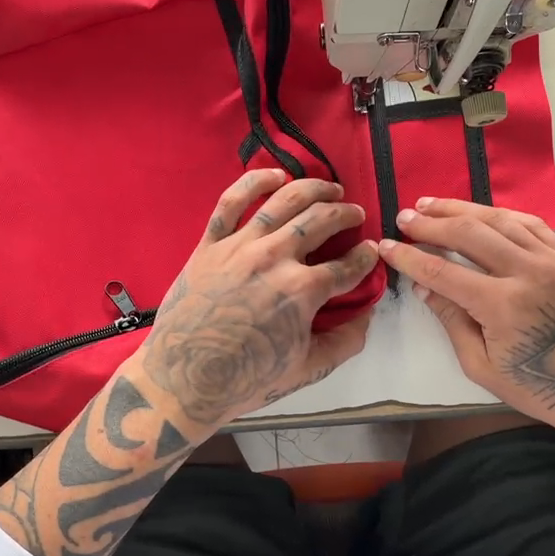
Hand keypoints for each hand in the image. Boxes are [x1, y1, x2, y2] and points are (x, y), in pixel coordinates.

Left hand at [139, 169, 379, 430]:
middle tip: (355, 214)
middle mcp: (275, 258)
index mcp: (303, 290)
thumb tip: (367, 316)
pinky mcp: (209, 244)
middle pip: (321, 221)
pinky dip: (254, 182)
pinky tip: (276, 176)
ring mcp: (239, 246)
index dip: (366, 258)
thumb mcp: (307, 369)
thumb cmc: (246, 379)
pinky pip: (231, 202)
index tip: (371, 252)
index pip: (348, 266)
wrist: (183, 379)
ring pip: (284, 201)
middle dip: (346, 214)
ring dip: (314, 189)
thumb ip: (346, 341)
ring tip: (329, 188)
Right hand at [377, 197, 554, 457]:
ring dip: (462, 209)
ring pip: (500, 220)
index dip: (409, 257)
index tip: (386, 246)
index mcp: (502, 306)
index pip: (442, 270)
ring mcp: (553, 261)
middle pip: (469, 233)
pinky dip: (502, 214)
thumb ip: (453, 321)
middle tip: (404, 217)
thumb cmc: (540, 389)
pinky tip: (482, 213)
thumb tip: (425, 287)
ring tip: (432, 204)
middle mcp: (528, 273)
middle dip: (431, 223)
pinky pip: (532, 224)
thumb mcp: (483, 367)